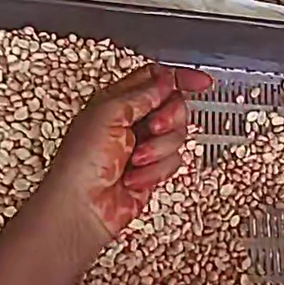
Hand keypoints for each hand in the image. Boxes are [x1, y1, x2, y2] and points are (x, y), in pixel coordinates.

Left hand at [32, 64, 212, 251]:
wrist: (82, 206)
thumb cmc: (81, 162)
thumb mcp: (109, 113)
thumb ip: (142, 93)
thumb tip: (167, 80)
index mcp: (117, 101)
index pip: (155, 79)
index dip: (179, 78)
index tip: (201, 82)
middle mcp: (132, 122)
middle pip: (173, 106)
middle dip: (169, 118)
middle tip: (154, 128)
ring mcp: (144, 147)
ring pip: (177, 136)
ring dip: (158, 149)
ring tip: (136, 160)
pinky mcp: (153, 171)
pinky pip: (174, 162)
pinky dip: (156, 171)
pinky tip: (135, 177)